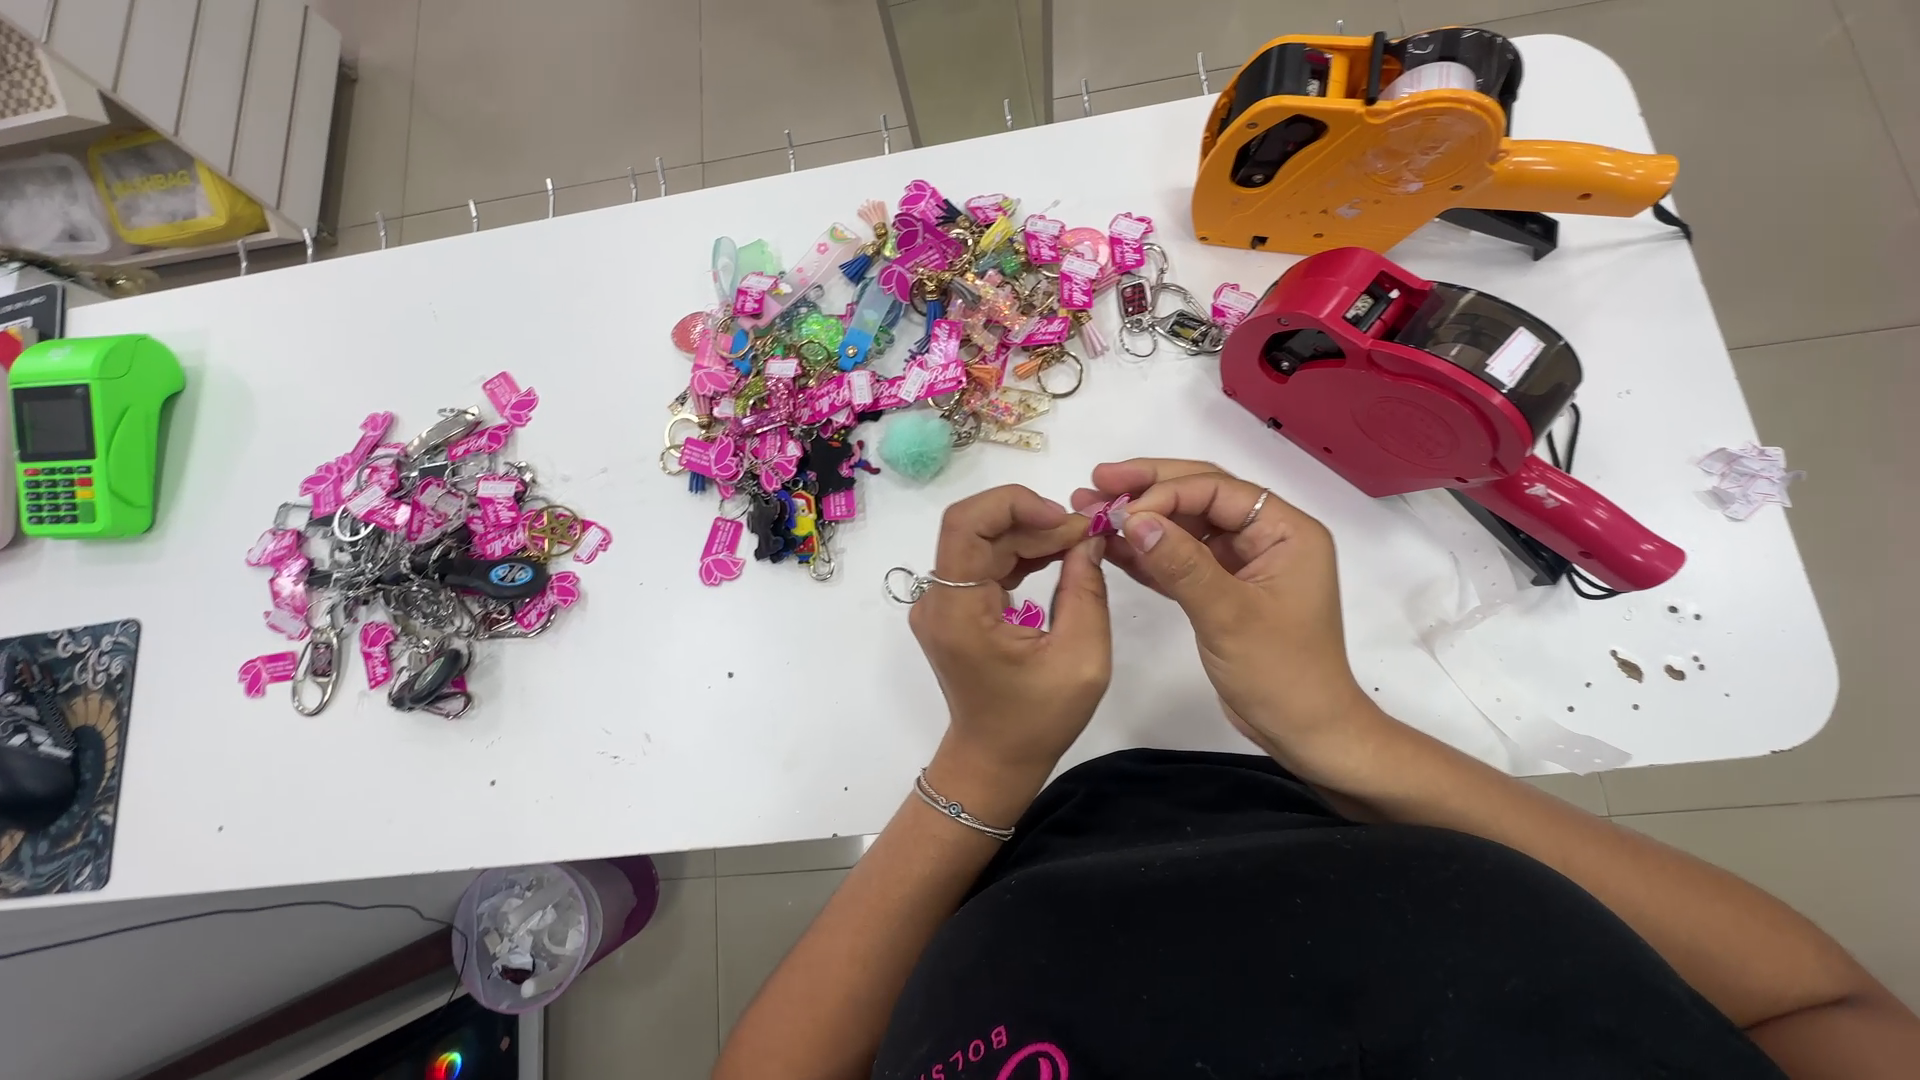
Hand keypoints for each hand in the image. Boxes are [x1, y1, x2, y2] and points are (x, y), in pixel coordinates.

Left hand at [909, 485, 1110, 793]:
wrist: (994, 759)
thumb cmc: (1038, 720)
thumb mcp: (1081, 658)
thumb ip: (1087, 590)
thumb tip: (1089, 536)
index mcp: (957, 611)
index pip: (966, 524)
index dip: (1014, 504)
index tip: (1064, 520)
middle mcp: (937, 600)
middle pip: (975, 528)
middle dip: (1031, 518)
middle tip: (1084, 533)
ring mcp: (941, 603)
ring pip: (982, 541)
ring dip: (1030, 533)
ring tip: (1080, 543)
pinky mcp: (953, 608)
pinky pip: (984, 562)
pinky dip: (1021, 552)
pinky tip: (1059, 555)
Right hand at [1071, 459, 1375, 755]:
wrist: (1304, 732)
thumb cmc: (1281, 672)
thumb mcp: (1229, 615)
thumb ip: (1181, 564)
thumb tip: (1132, 519)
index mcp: (1285, 530)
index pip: (1217, 490)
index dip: (1165, 492)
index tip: (1120, 510)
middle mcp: (1265, 537)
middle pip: (1199, 496)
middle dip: (1147, 489)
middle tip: (1095, 481)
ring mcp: (1242, 563)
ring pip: (1185, 526)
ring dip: (1140, 519)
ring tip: (1089, 510)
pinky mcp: (1222, 589)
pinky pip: (1180, 559)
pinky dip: (1147, 554)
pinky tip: (1110, 547)